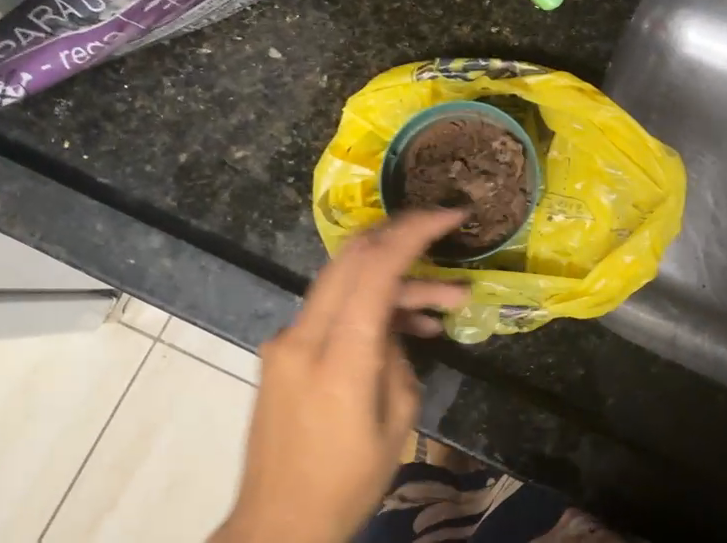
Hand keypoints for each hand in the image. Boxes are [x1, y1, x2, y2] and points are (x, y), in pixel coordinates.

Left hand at [213, 210, 471, 542]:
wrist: (275, 529)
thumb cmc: (346, 486)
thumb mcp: (396, 424)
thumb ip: (398, 359)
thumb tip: (394, 327)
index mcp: (339, 359)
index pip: (376, 269)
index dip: (415, 232)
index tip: (451, 215)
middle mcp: (304, 337)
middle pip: (352, 257)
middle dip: (402, 234)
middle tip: (443, 228)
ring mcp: (286, 342)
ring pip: (345, 281)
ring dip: (396, 282)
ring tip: (449, 301)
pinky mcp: (282, 353)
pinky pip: (331, 310)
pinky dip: (369, 307)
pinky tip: (408, 330)